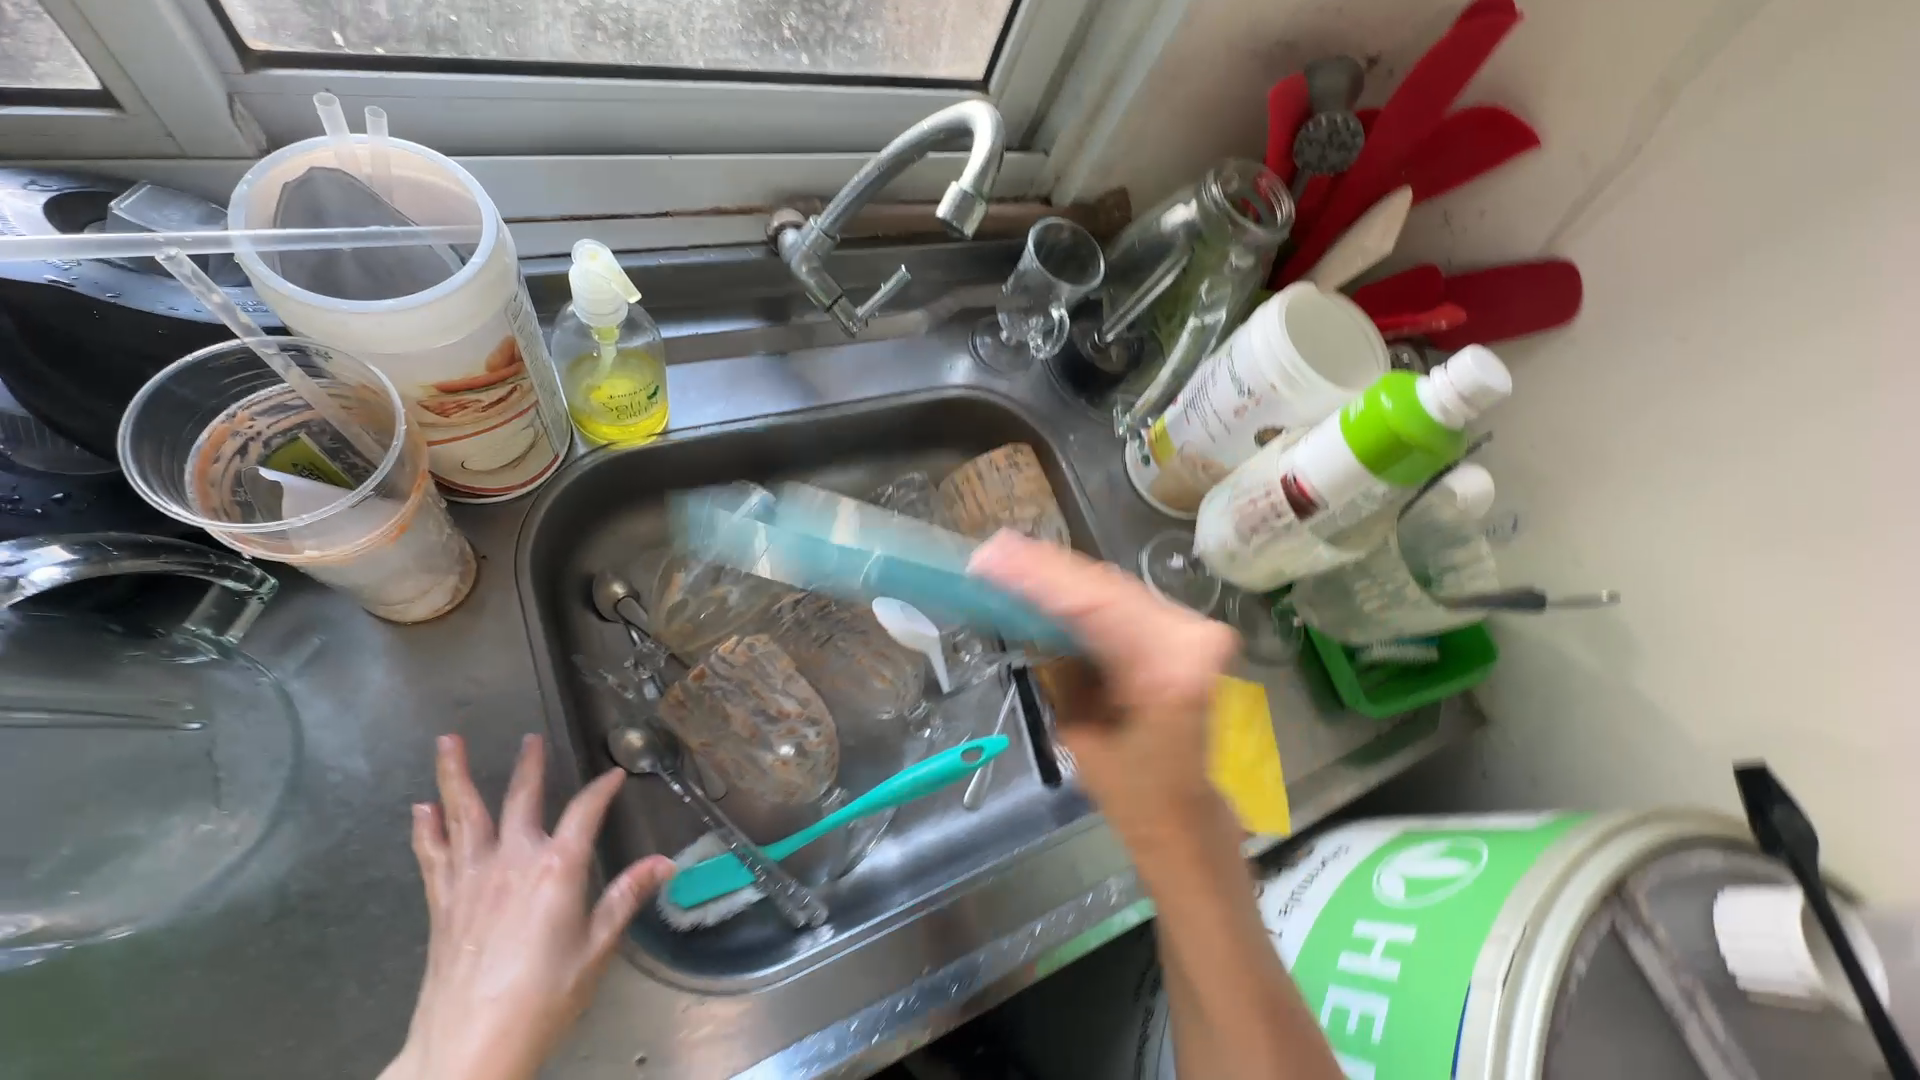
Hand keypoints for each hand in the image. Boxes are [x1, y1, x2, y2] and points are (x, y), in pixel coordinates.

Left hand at [387, 734, 674, 1079]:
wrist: (468, 1048)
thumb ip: (625, 899)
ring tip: (448, 743)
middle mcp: (512, 862)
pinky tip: (422, 809)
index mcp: (556, 870)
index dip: (602, 790)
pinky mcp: (443, 902)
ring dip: (456, 776)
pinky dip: (428, 828)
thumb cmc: (543, 1000)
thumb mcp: (596, 951)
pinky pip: (434, 854)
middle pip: (520, 800)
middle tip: (530, 737)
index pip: (584, 813)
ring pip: (463, 816)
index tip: (614, 775)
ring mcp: (471, 880)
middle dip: (529, 766)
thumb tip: (664, 863)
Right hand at [967, 531, 1239, 853]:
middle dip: (1045, 568)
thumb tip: (1029, 616)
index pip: (1096, 608)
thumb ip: (1061, 669)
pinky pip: (1124, 600)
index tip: (992, 557)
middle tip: (992, 552)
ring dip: (1061, 576)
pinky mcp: (1187, 629)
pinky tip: (1045, 578)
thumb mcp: (1078, 731)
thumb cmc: (1130, 790)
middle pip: (1106, 588)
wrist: (1183, 807)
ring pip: (1114, 588)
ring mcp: (1195, 631)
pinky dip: (1083, 591)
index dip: (1040, 577)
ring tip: (1008, 559)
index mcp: (1169, 675)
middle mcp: (1191, 641)